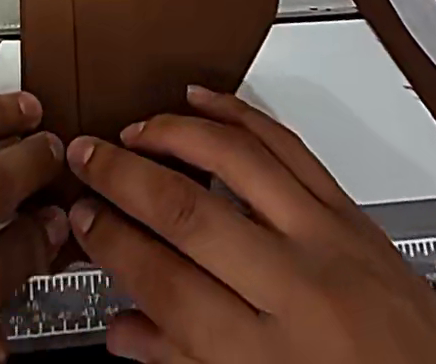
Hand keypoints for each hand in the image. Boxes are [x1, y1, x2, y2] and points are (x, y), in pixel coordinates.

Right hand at [65, 86, 435, 363]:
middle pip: (189, 211)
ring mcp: (330, 240)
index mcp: (271, 360)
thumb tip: (124, 330)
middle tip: (86, 154)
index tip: (81, 216)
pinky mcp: (353, 213)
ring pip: (237, 160)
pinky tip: (204, 98)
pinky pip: (289, 145)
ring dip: (174, 133)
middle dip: (123, 176)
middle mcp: (300, 291)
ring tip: (133, 127)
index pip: (166, 284)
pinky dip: (240, 112)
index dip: (112, 242)